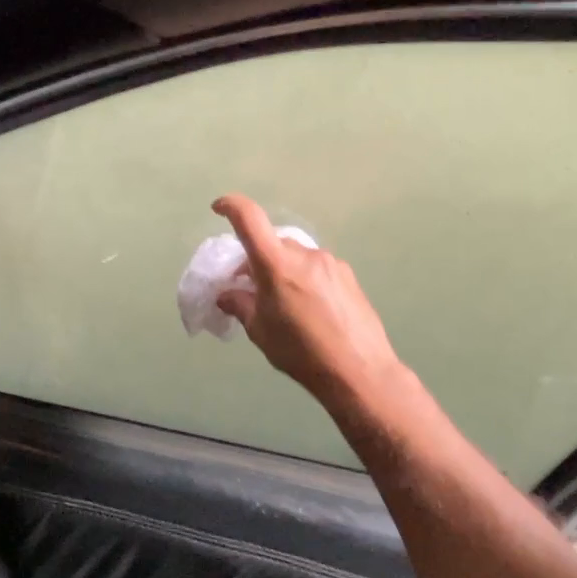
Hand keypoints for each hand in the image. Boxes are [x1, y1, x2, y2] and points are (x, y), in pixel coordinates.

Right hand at [212, 194, 404, 406]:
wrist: (358, 370)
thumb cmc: (300, 351)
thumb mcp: (259, 331)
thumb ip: (240, 305)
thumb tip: (228, 294)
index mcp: (277, 266)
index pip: (250, 220)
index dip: (231, 207)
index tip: (218, 208)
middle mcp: (305, 256)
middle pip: (272, 244)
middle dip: (255, 259)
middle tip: (248, 288)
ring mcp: (331, 264)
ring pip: (295, 257)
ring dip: (280, 270)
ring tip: (280, 303)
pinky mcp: (348, 277)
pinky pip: (315, 269)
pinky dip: (301, 279)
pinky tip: (306, 309)